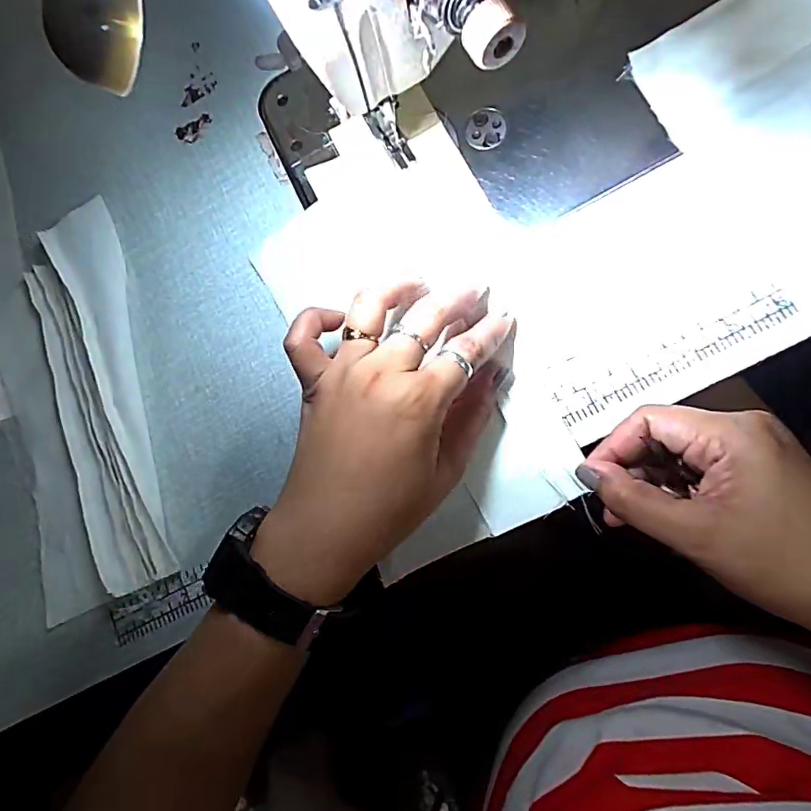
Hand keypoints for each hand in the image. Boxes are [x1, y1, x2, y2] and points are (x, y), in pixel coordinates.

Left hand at [253, 281, 512, 605]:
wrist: (327, 528)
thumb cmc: (393, 507)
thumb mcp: (447, 469)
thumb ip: (472, 417)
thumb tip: (492, 377)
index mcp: (419, 399)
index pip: (464, 352)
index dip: (490, 333)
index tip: (506, 317)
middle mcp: (381, 373)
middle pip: (423, 320)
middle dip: (456, 301)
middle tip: (476, 290)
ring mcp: (342, 372)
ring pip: (366, 311)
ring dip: (395, 290)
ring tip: (416, 283)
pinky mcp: (312, 381)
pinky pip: (303, 337)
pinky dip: (316, 318)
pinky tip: (339, 317)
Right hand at [578, 406, 810, 680]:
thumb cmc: (779, 563)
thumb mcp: (694, 533)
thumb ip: (634, 501)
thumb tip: (592, 476)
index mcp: (731, 431)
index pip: (651, 420)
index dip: (613, 449)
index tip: (593, 485)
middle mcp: (744, 426)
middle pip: (667, 433)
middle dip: (633, 469)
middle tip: (611, 510)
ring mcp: (756, 445)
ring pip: (684, 452)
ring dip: (655, 482)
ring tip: (632, 518)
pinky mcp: (762, 466)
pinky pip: (707, 467)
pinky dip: (681, 489)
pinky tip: (666, 515)